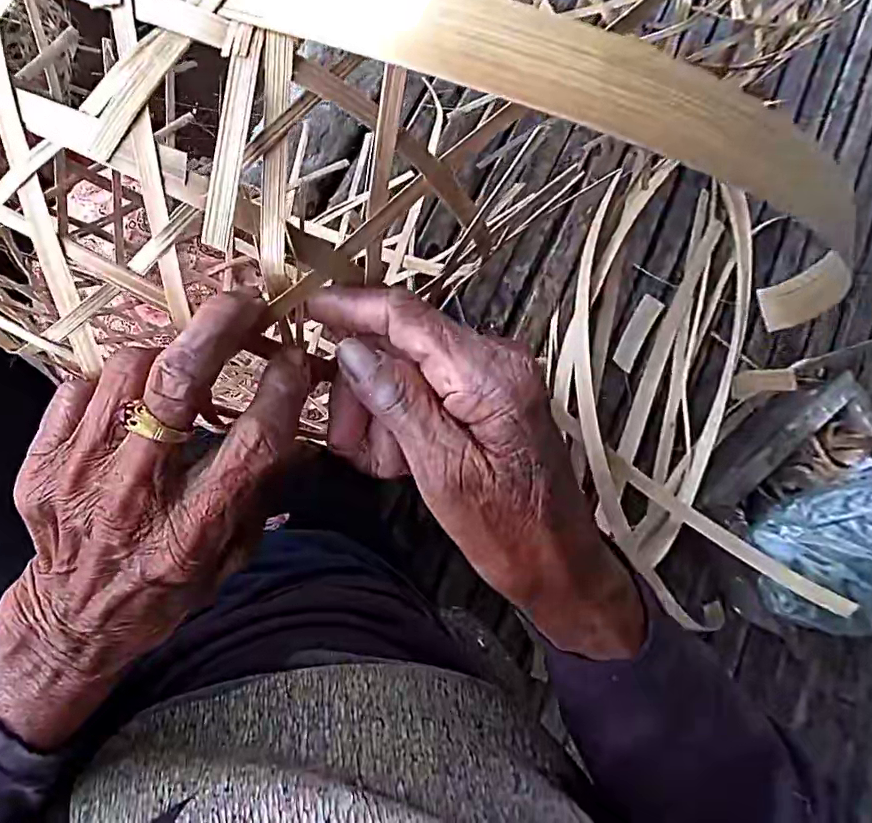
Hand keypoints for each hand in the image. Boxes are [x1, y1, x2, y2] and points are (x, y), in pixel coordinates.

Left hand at [0, 293, 310, 748]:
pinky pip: (78, 385)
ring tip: (182, 359)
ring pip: (126, 370)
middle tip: (246, 304)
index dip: (281, 388)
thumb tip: (303, 434)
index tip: (294, 357)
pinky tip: (128, 396)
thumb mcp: (228, 560)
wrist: (69, 622)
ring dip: (165, 350)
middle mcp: (133, 497)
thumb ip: (263, 495)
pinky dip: (111, 379)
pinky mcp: (40, 464)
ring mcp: (77, 476)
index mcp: (189, 531)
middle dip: (219, 328)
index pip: (249, 442)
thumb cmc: (161, 591)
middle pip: (177, 384)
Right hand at [308, 287, 644, 659]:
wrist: (560, 565)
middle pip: (396, 343)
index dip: (351, 306)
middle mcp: (493, 358)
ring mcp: (488, 371)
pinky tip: (401, 453)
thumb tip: (353, 350)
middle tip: (345, 438)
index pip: (405, 315)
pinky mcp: (481, 388)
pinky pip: (420, 383)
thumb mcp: (444, 471)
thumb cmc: (512, 531)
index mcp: (489, 373)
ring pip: (401, 365)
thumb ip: (398, 402)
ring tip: (382, 460)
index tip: (311, 306)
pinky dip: (398, 414)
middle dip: (360, 387)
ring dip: (377, 409)